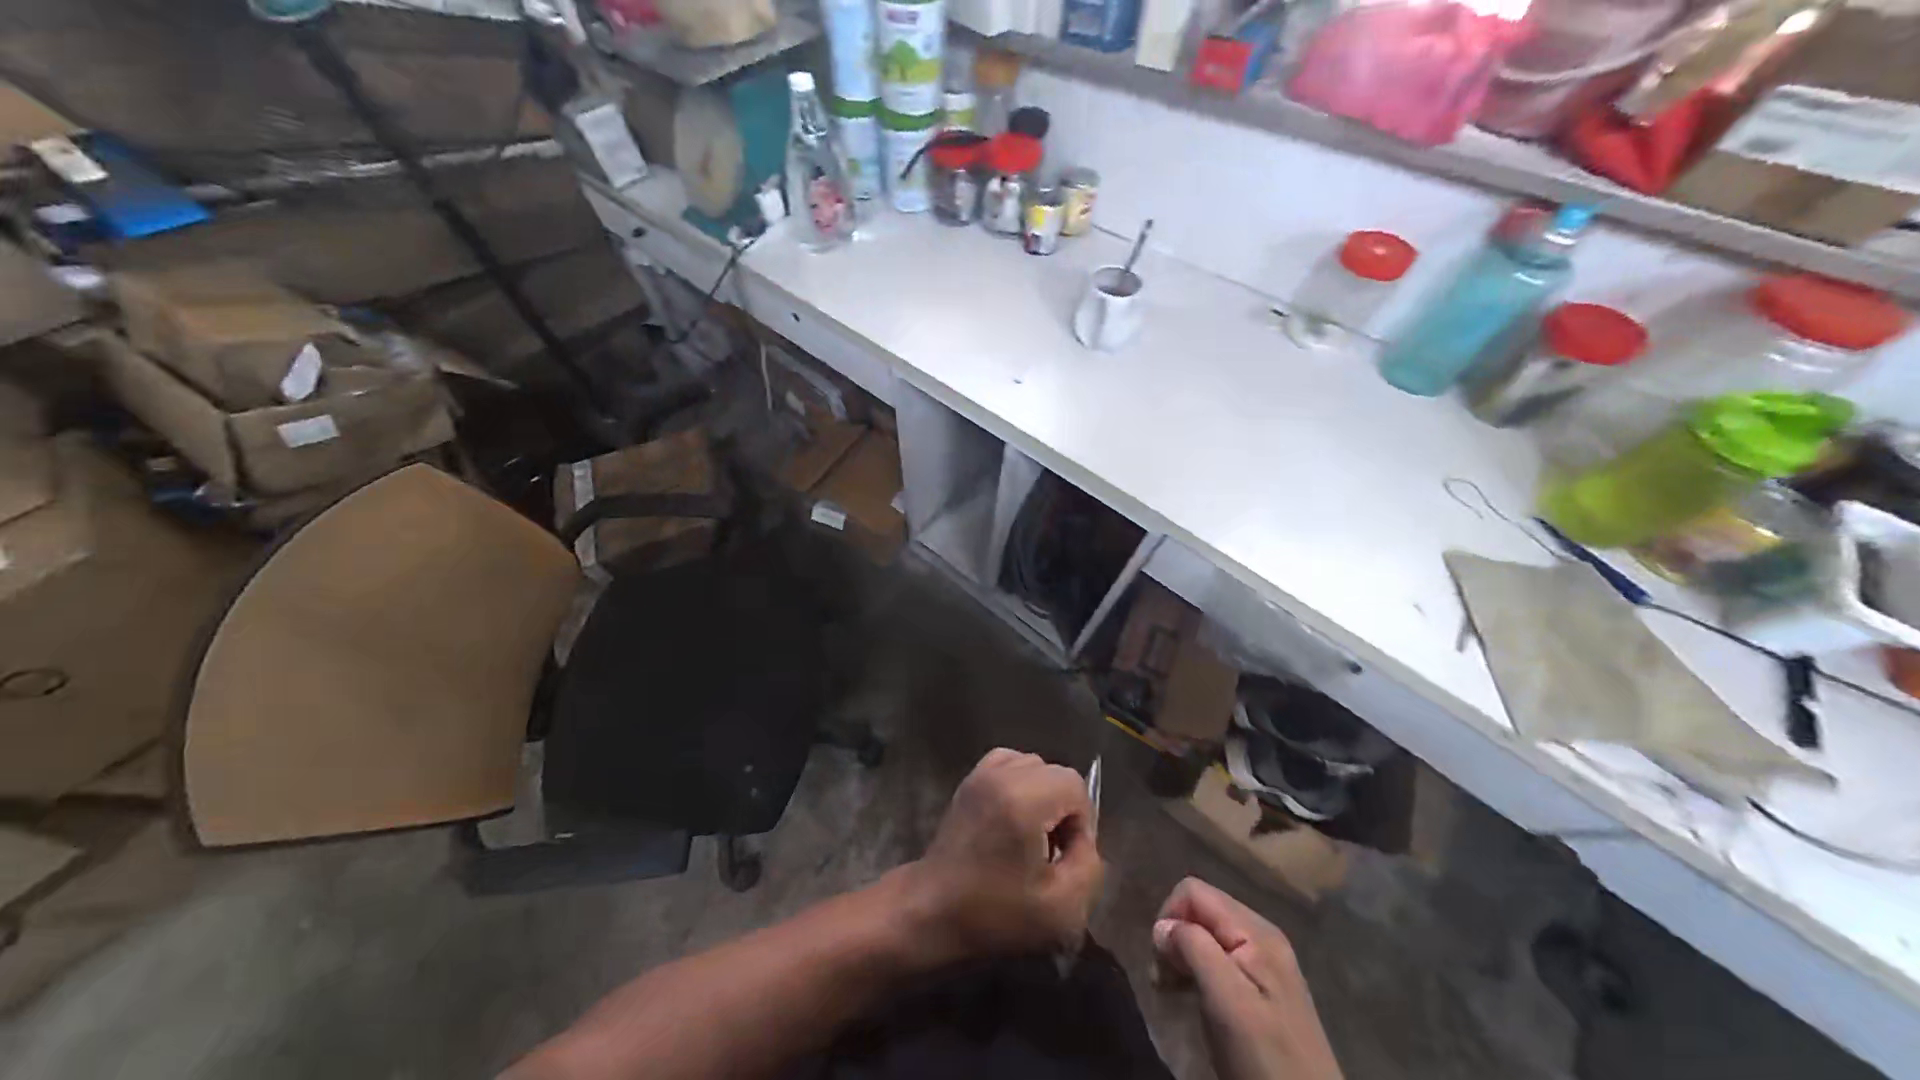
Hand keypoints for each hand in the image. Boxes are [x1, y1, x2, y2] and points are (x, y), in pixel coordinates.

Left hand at [895, 749, 1102, 962]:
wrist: (931, 909)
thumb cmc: (995, 913)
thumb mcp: (1062, 907)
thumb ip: (1089, 865)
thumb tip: (1082, 839)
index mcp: (1024, 798)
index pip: (1075, 785)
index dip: (1082, 822)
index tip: (1065, 857)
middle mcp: (1002, 773)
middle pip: (1056, 773)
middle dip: (1064, 809)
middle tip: (1051, 850)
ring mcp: (981, 773)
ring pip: (1033, 766)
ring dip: (1042, 796)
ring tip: (1031, 835)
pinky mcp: (968, 780)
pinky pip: (1009, 765)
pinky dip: (1020, 784)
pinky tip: (1013, 817)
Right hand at [1152, 877, 1342, 1079]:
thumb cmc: (1268, 1062)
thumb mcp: (1228, 1003)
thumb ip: (1194, 950)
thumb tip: (1161, 926)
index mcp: (1256, 932)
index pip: (1193, 891)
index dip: (1169, 918)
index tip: (1163, 963)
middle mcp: (1260, 937)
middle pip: (1199, 910)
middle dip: (1173, 939)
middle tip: (1165, 983)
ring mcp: (1262, 962)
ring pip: (1203, 935)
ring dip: (1181, 957)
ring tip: (1173, 993)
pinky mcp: (1258, 988)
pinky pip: (1215, 959)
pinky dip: (1195, 973)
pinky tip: (1192, 1000)